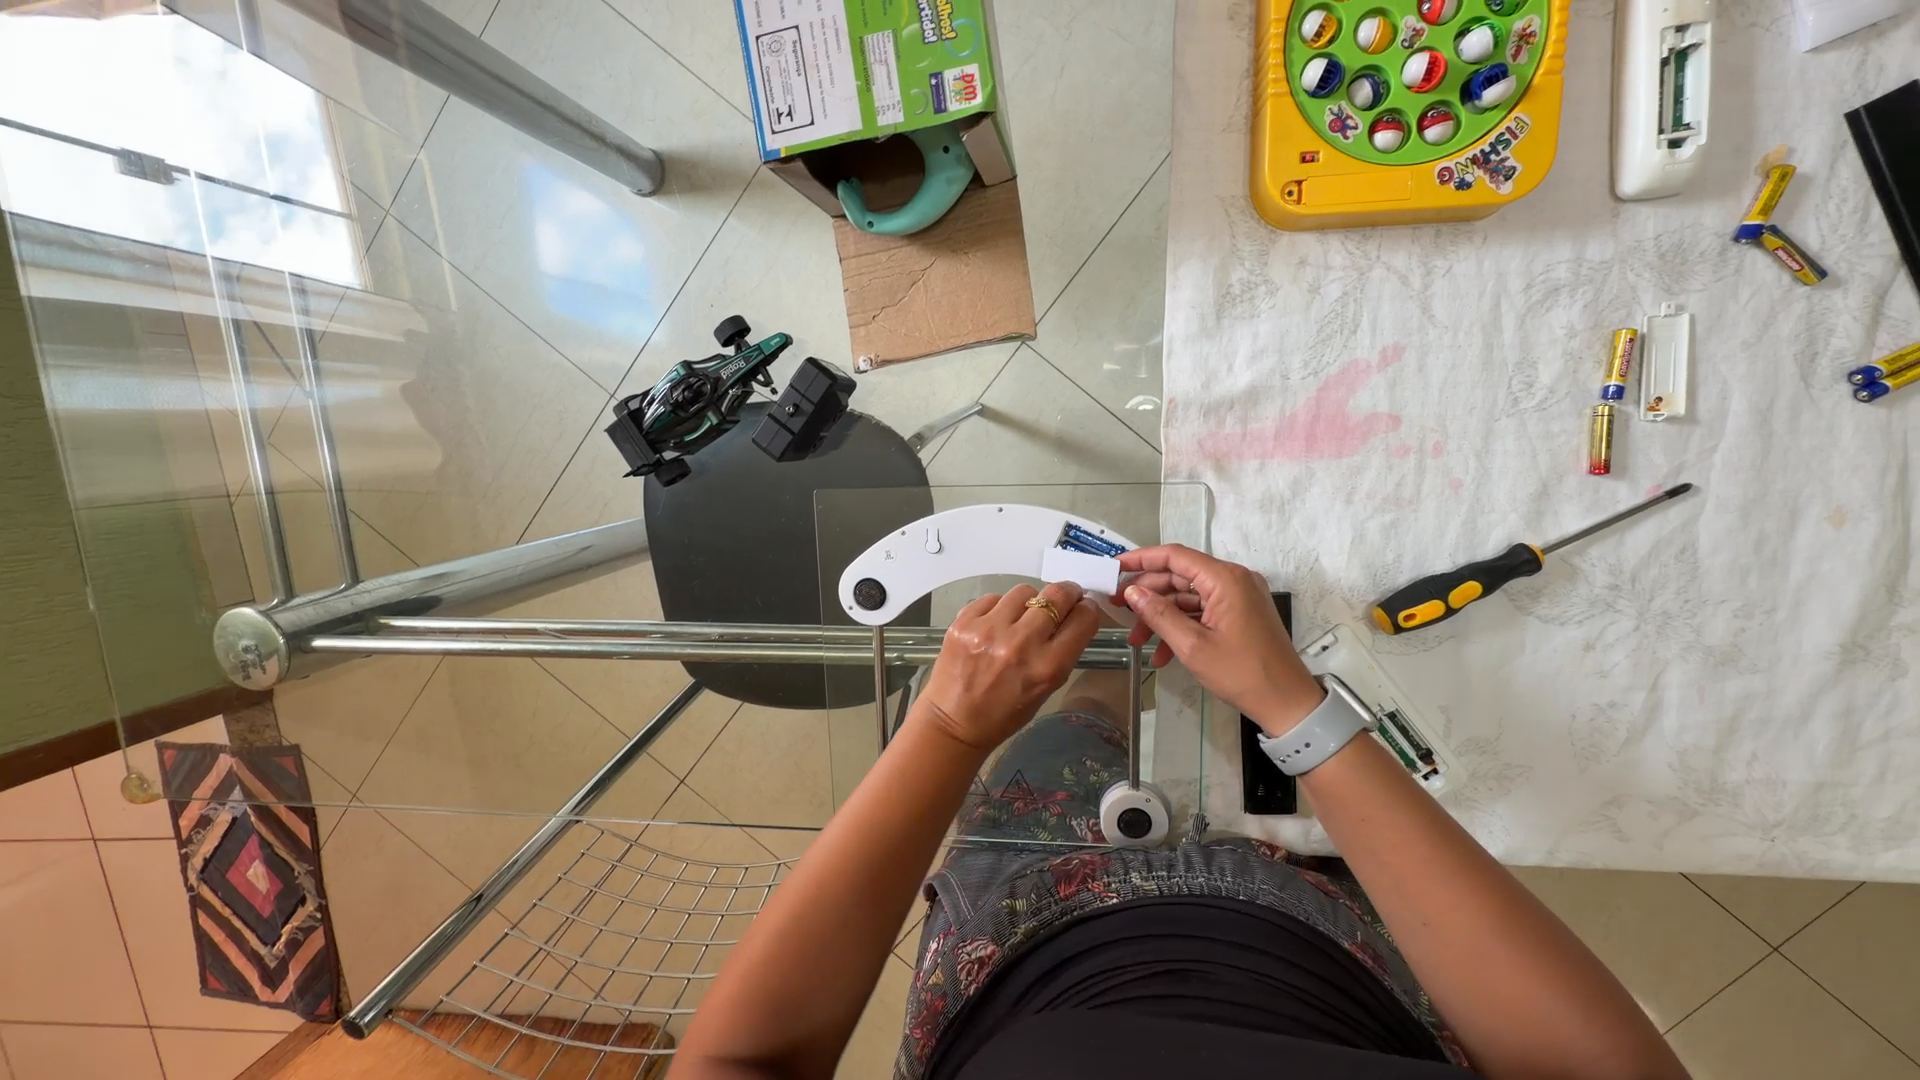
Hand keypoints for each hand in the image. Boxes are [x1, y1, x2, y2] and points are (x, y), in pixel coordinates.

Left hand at [916, 582, 1100, 751]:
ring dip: (1029, 601)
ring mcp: (989, 630)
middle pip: (1056, 596)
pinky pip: (992, 598)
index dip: (1087, 609)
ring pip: (1024, 592)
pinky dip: (999, 607)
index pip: (1083, 619)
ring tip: (1022, 616)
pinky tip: (995, 624)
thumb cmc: (1005, 713)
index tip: (1084, 607)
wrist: (953, 722)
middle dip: (1066, 594)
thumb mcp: (1046, 689)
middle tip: (1063, 597)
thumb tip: (1074, 616)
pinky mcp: (963, 622)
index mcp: (1048, 667)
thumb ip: (1062, 652)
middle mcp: (1021, 643)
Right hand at [1118, 545, 1324, 736]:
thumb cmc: (1241, 672)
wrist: (1287, 703)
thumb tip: (1131, 592)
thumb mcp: (1193, 646)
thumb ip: (1159, 614)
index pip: (1175, 556)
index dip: (1141, 559)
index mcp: (1225, 579)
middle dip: (1147, 594)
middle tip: (1118, 609)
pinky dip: (1181, 627)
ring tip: (1136, 640)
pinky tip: (1161, 654)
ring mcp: (1238, 597)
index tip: (1114, 567)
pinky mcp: (1240, 613)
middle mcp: (1233, 579)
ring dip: (1161, 616)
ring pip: (1187, 597)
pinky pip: (1202, 611)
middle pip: (1179, 576)